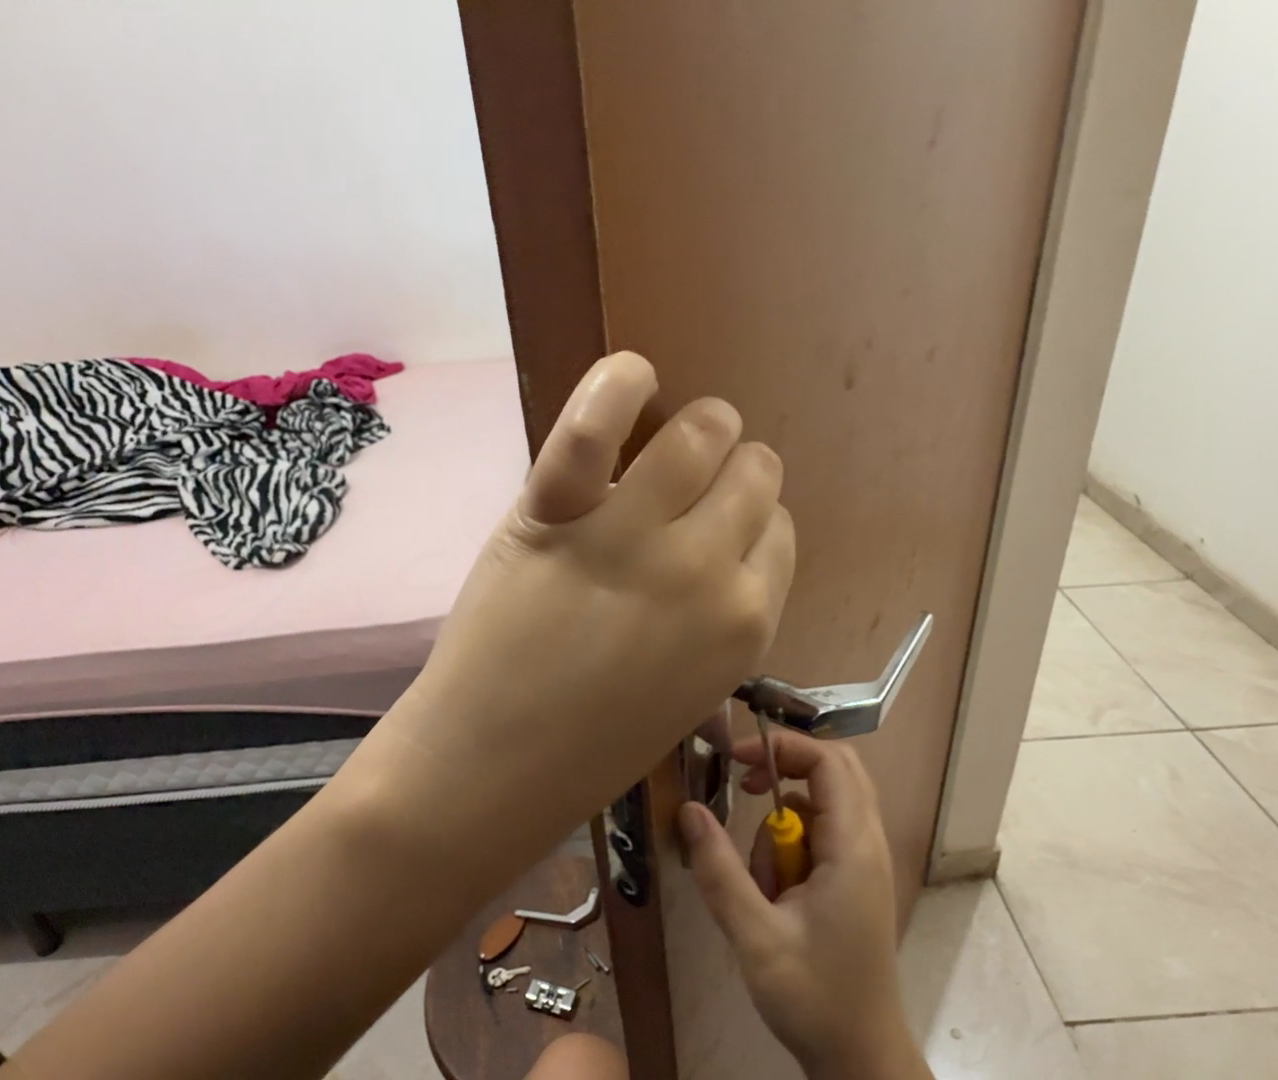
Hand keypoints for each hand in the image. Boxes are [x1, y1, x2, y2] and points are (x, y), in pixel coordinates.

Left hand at [388, 351, 795, 841]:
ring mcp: (633, 538)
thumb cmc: (594, 740)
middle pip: (755, 473)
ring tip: (669, 433)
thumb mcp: (695, 687)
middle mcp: (708, 572)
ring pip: (701, 436)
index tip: (717, 525)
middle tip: (693, 479)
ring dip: (698, 425)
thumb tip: (721, 537)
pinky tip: (632, 377)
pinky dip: (617, 385)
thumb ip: (722, 615)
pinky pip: (597, 428)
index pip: (781, 530)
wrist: (496, 768)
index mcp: (750, 623)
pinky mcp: (559, 515)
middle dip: (734, 468)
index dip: (751, 521)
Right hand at [678, 733, 927, 1079]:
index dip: (782, 746)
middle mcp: (867, 843)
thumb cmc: (813, 997)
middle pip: (833, 772)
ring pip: (822, 806)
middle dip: (784, 771)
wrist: (860, 1055)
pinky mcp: (856, 880)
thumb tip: (689, 810)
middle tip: (743, 792)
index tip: (736, 761)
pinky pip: (822, 836)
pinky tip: (774, 895)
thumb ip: (720, 872)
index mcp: (853, 848)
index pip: (828, 761)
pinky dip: (792, 847)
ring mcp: (865, 862)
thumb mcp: (756, 937)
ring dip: (783, 824)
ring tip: (762, 884)